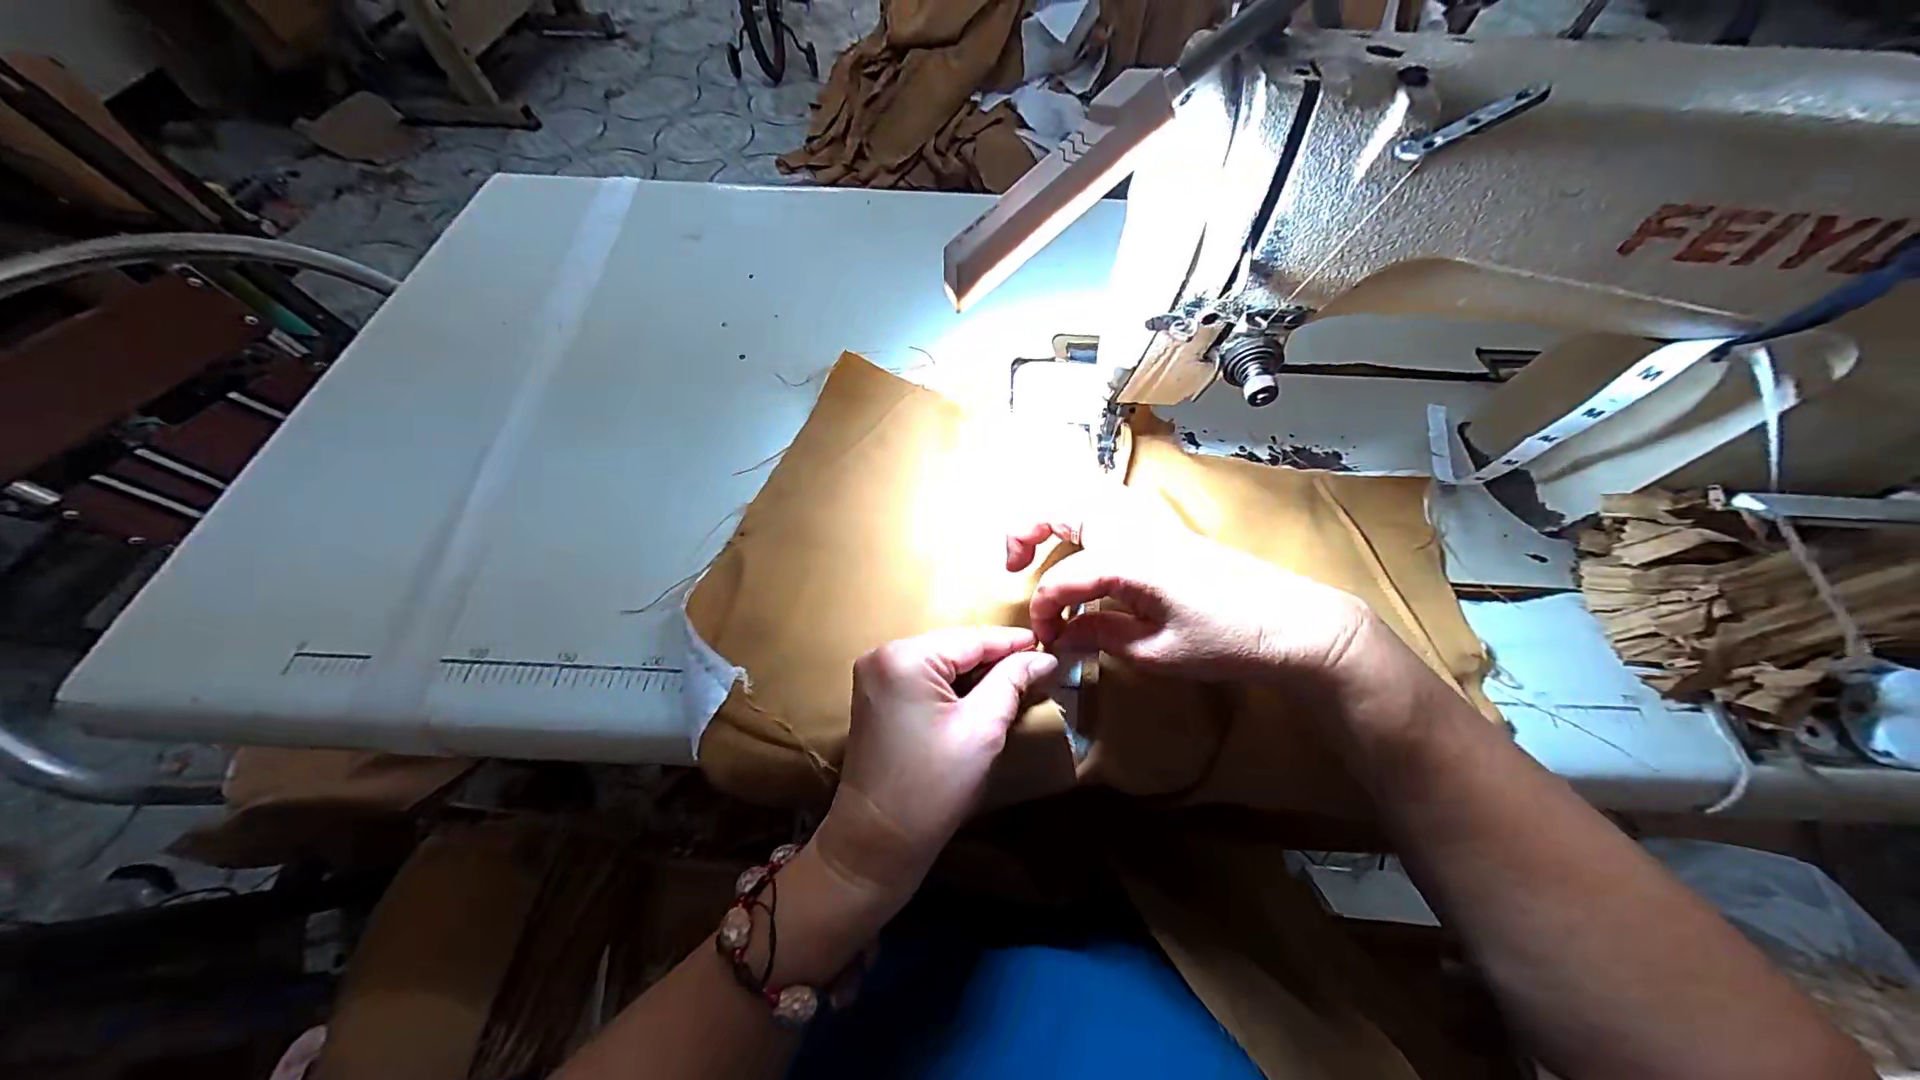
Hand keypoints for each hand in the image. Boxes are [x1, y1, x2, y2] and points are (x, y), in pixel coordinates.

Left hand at [810, 626, 1058, 906]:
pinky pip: (922, 676)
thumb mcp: (982, 728)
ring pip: (939, 660)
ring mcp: (874, 674)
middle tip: (1037, 665)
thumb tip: (1042, 658)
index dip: (1012, 642)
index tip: (1048, 646)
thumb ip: (1011, 682)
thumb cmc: (933, 786)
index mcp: (906, 657)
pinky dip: (952, 683)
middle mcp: (883, 654)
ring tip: (1016, 678)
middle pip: (953, 646)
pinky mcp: (874, 694)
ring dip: (975, 670)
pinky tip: (980, 694)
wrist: (876, 841)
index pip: (971, 638)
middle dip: (994, 656)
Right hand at [1005, 486, 1376, 682]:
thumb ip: (1098, 636)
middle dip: (1025, 528)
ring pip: (1083, 492)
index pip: (1061, 579)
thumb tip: (1061, 635)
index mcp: (1125, 560)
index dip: (1044, 610)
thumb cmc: (1227, 640)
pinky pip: (1107, 500)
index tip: (1046, 637)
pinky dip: (1081, 511)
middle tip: (1014, 563)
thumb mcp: (1155, 651)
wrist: (1291, 621)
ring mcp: (1150, 517)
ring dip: (1052, 513)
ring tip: (1041, 545)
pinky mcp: (1164, 522)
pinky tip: (1084, 540)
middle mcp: (1132, 526)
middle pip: (1059, 503)